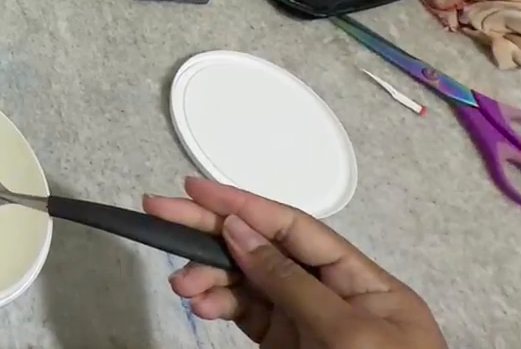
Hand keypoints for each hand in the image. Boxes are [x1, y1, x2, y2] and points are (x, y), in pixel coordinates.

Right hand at [144, 177, 445, 348]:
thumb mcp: (347, 335)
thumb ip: (290, 280)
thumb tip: (235, 227)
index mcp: (363, 283)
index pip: (292, 227)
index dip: (242, 203)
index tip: (192, 187)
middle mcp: (330, 293)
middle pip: (260, 245)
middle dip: (208, 229)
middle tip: (156, 210)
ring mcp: (305, 319)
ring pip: (242, 277)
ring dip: (206, 275)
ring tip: (182, 286)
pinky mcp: (283, 343)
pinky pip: (241, 309)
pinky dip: (216, 303)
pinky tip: (200, 306)